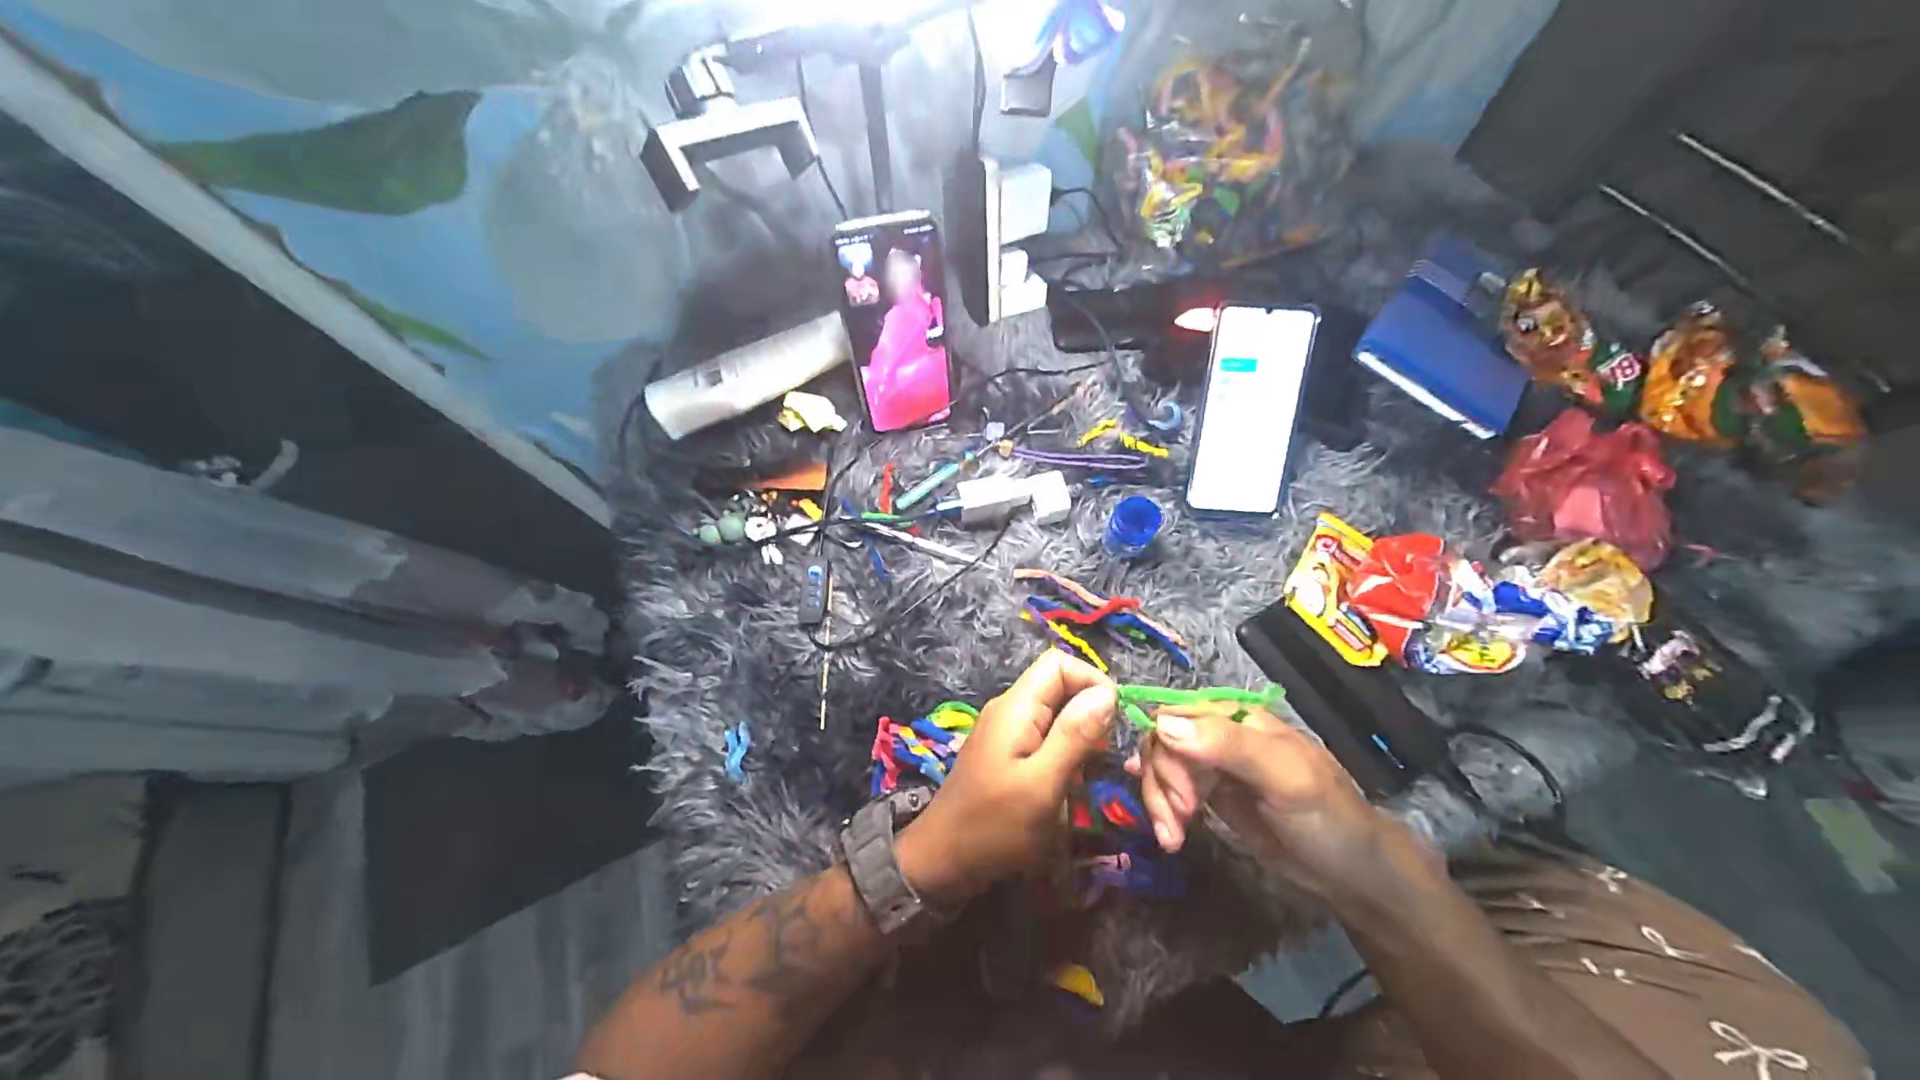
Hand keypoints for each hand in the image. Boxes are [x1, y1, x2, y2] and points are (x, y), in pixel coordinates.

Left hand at [896, 652, 1115, 905]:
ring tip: (1082, 777)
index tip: (1110, 725)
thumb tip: (1107, 693)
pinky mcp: (1006, 752)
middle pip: (1060, 686)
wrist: (943, 860)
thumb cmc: (994, 825)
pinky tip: (1065, 786)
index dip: (1092, 683)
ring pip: (1056, 713)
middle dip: (1088, 715)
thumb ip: (1075, 735)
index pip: (1060, 663)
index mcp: (1016, 706)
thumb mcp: (1042, 784)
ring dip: (1078, 739)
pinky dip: (1063, 754)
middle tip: (1098, 758)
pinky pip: (1044, 737)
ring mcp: (1006, 730)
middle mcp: (1010, 709)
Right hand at [1126, 704, 1404, 900]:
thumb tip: (1163, 725)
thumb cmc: (1326, 818)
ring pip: (1162, 767)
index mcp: (1237, 717)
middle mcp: (1219, 734)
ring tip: (1171, 839)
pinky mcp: (1211, 793)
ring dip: (1159, 802)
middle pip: (1162, 744)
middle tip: (1175, 826)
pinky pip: (1172, 790)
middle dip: (1161, 785)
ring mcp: (1213, 764)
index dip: (1167, 756)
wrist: (1354, 874)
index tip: (1181, 800)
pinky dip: (1164, 810)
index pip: (1175, 718)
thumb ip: (1228, 746)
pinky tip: (1168, 832)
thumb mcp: (1285, 778)